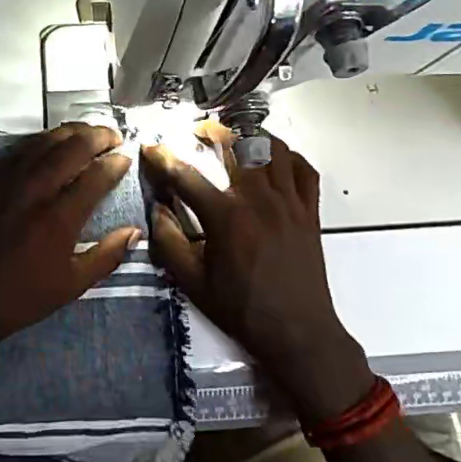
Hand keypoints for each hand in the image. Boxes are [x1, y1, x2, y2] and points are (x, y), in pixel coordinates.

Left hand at [0, 123, 140, 356]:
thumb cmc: (23, 296)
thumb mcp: (73, 285)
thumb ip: (107, 255)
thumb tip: (135, 231)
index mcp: (59, 218)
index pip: (95, 177)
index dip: (115, 163)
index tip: (127, 158)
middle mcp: (36, 193)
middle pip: (71, 149)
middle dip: (97, 136)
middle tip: (114, 136)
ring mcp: (11, 184)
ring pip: (45, 144)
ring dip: (71, 132)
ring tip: (89, 131)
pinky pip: (22, 152)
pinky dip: (43, 140)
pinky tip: (53, 141)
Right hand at [142, 124, 373, 422]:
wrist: (298, 332)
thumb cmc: (243, 310)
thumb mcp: (194, 283)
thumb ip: (169, 243)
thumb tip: (156, 211)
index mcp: (227, 218)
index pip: (187, 175)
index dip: (163, 157)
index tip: (150, 147)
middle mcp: (260, 200)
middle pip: (236, 144)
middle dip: (212, 130)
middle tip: (198, 131)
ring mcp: (289, 201)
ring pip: (274, 147)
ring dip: (252, 135)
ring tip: (237, 136)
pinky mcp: (310, 210)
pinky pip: (304, 169)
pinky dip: (290, 157)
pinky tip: (276, 160)